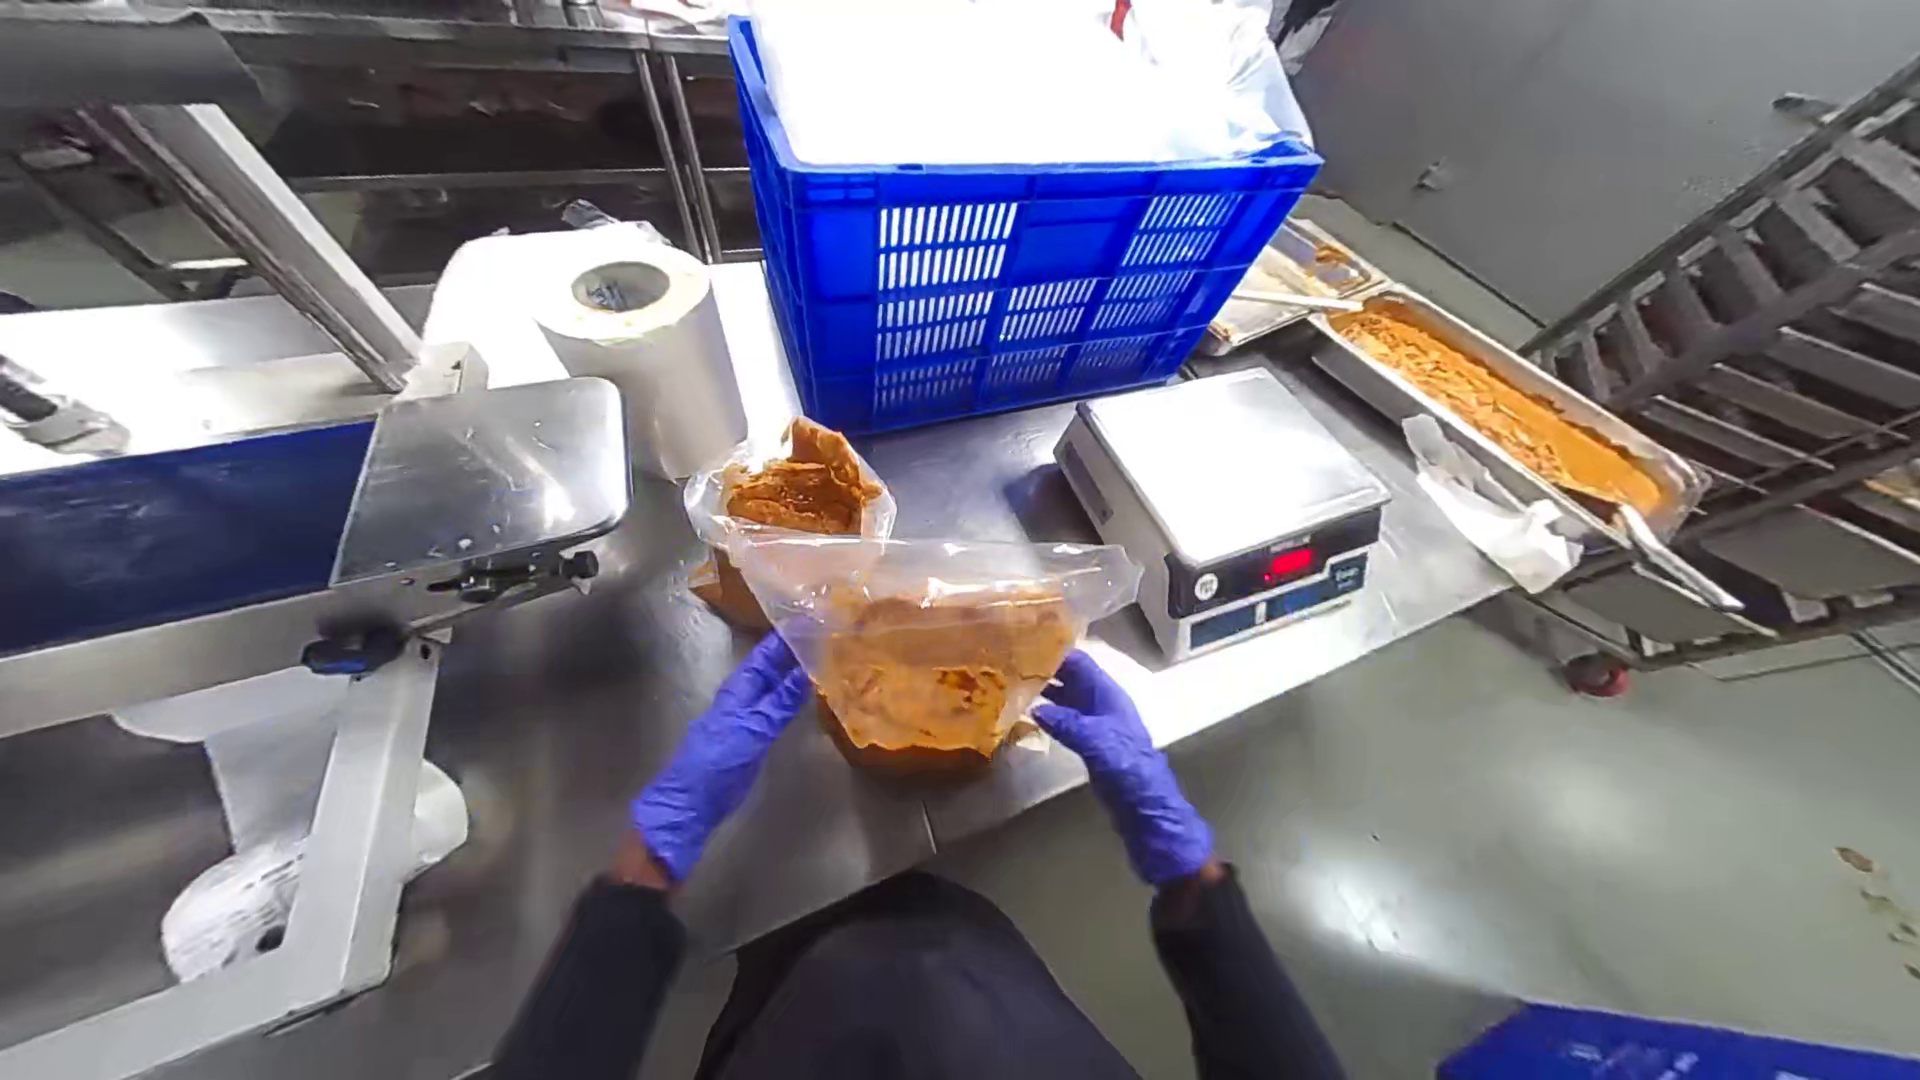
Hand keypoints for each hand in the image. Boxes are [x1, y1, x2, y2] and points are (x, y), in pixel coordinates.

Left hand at [629, 632, 812, 882]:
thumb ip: (781, 702)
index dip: (788, 635)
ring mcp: (753, 714)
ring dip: (800, 671)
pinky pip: (782, 706)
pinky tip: (815, 692)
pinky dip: (798, 696)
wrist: (693, 803)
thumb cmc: (715, 761)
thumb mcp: (751, 730)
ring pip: (780, 684)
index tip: (813, 617)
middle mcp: (746, 695)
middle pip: (775, 665)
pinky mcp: (759, 734)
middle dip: (798, 650)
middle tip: (828, 633)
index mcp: (739, 687)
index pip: (767, 652)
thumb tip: (810, 671)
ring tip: (829, 656)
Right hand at [1033, 650, 1213, 885]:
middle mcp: (1100, 703)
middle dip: (1044, 668)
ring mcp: (1094, 723)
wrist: (1147, 811)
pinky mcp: (1088, 743)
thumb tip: (1035, 709)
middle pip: (1070, 676)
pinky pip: (1063, 719)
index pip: (1079, 662)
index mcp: (1108, 695)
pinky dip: (1046, 712)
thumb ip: (1068, 723)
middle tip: (1010, 662)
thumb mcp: (1098, 742)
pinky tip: (1026, 713)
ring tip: (1011, 683)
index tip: (1024, 643)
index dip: (1055, 650)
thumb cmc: (1129, 769)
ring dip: (1043, 690)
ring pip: (1065, 697)